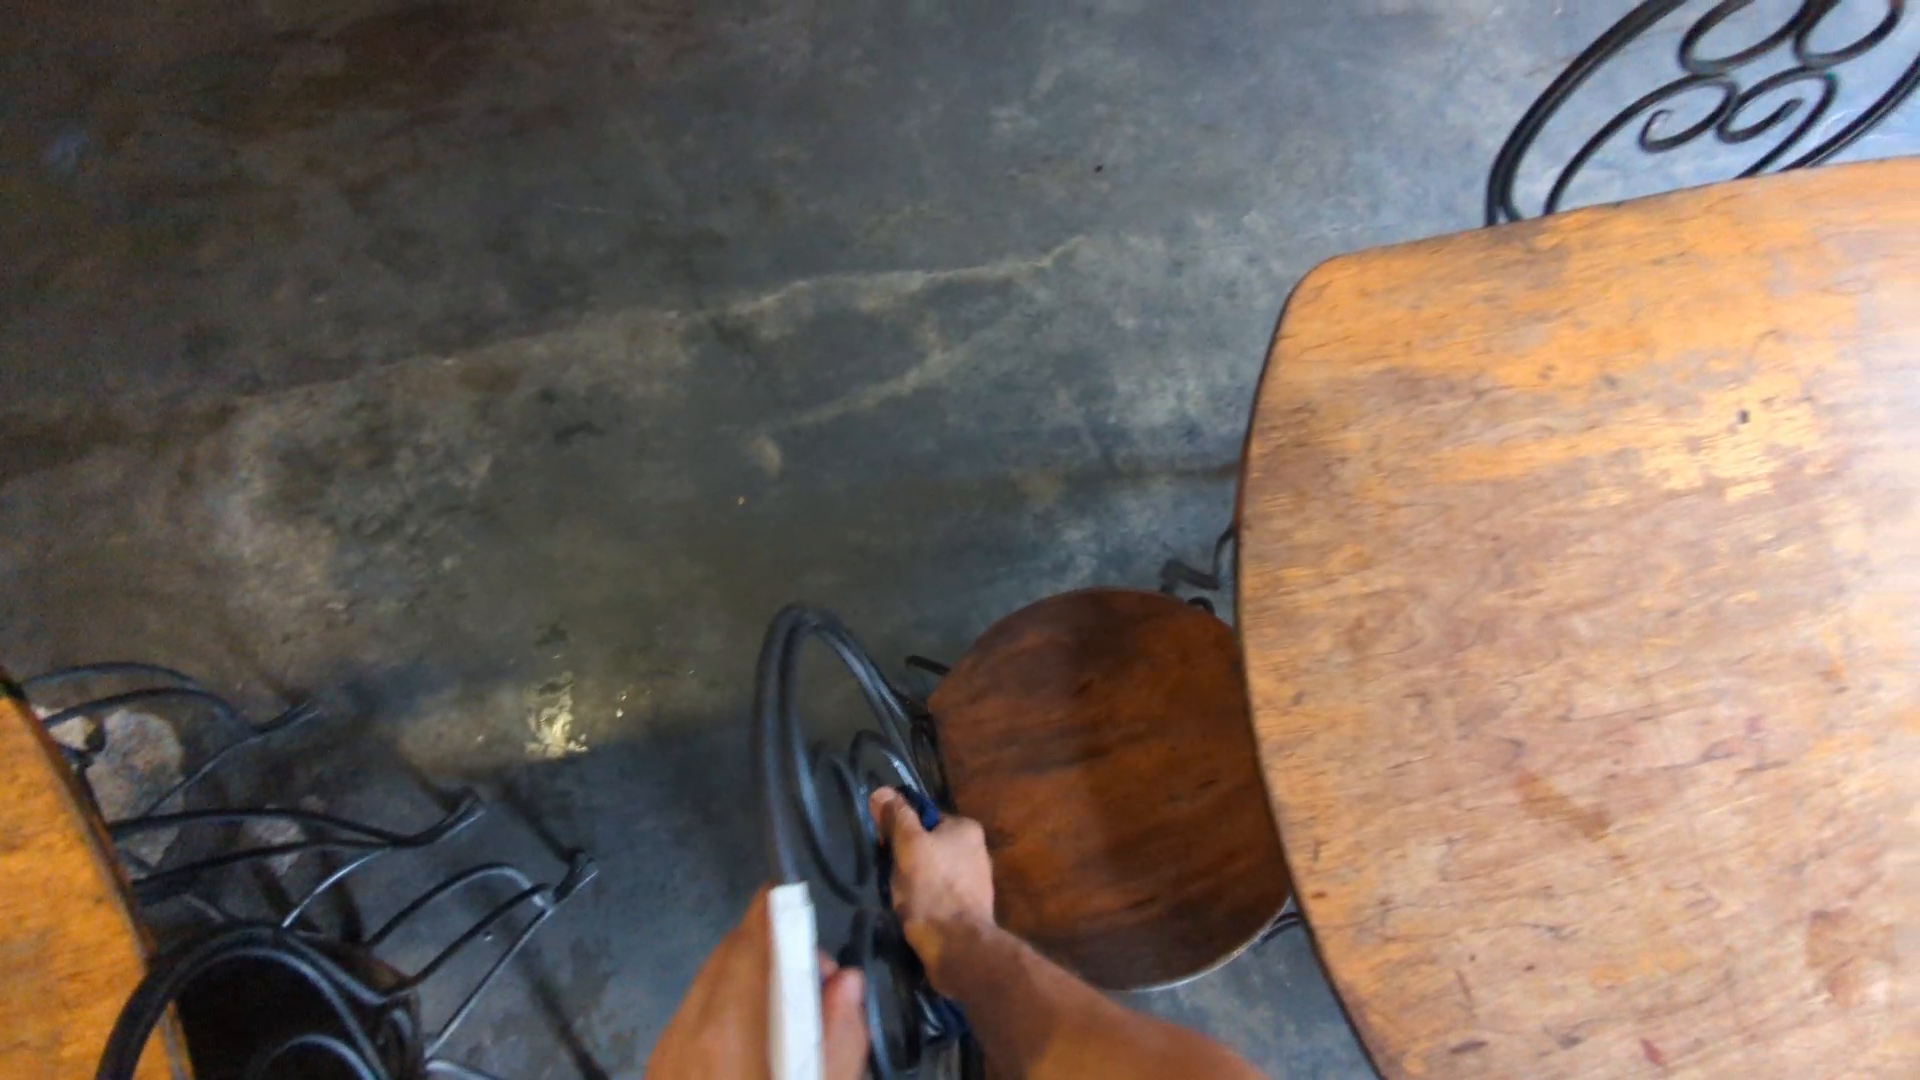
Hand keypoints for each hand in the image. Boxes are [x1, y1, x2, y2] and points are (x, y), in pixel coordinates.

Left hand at [646, 887, 869, 1079]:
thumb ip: (840, 1039)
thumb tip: (847, 979)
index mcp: (728, 1026)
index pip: (751, 936)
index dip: (780, 909)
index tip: (812, 907)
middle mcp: (688, 1026)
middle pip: (731, 954)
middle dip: (776, 948)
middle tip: (820, 981)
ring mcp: (666, 1053)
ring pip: (713, 985)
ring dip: (754, 980)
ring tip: (794, 1019)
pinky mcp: (659, 1074)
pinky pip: (698, 1016)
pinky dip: (731, 1010)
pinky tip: (758, 1047)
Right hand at [869, 788, 995, 987]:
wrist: (958, 948)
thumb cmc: (933, 890)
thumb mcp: (909, 846)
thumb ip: (897, 818)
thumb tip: (882, 792)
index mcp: (967, 829)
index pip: (925, 819)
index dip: (901, 831)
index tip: (885, 848)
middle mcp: (977, 851)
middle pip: (929, 846)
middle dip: (907, 859)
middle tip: (888, 875)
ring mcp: (976, 883)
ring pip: (933, 873)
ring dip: (914, 882)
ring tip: (897, 898)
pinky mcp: (969, 910)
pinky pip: (939, 897)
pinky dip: (925, 902)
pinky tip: (913, 913)